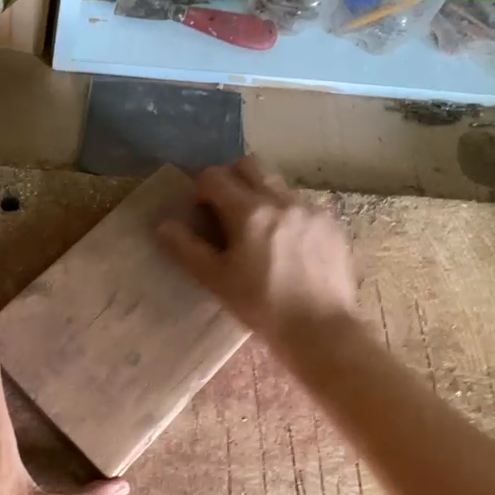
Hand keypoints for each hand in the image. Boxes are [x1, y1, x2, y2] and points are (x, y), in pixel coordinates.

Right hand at [157, 157, 360, 344]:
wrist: (322, 330)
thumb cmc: (262, 306)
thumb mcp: (216, 281)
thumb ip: (187, 249)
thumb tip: (164, 226)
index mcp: (249, 212)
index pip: (215, 176)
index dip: (201, 190)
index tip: (200, 212)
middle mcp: (281, 200)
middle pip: (249, 164)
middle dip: (231, 179)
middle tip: (225, 210)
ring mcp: (310, 209)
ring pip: (277, 182)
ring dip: (259, 194)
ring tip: (257, 230)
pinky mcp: (330, 223)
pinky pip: (301, 203)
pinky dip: (286, 212)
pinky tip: (286, 244)